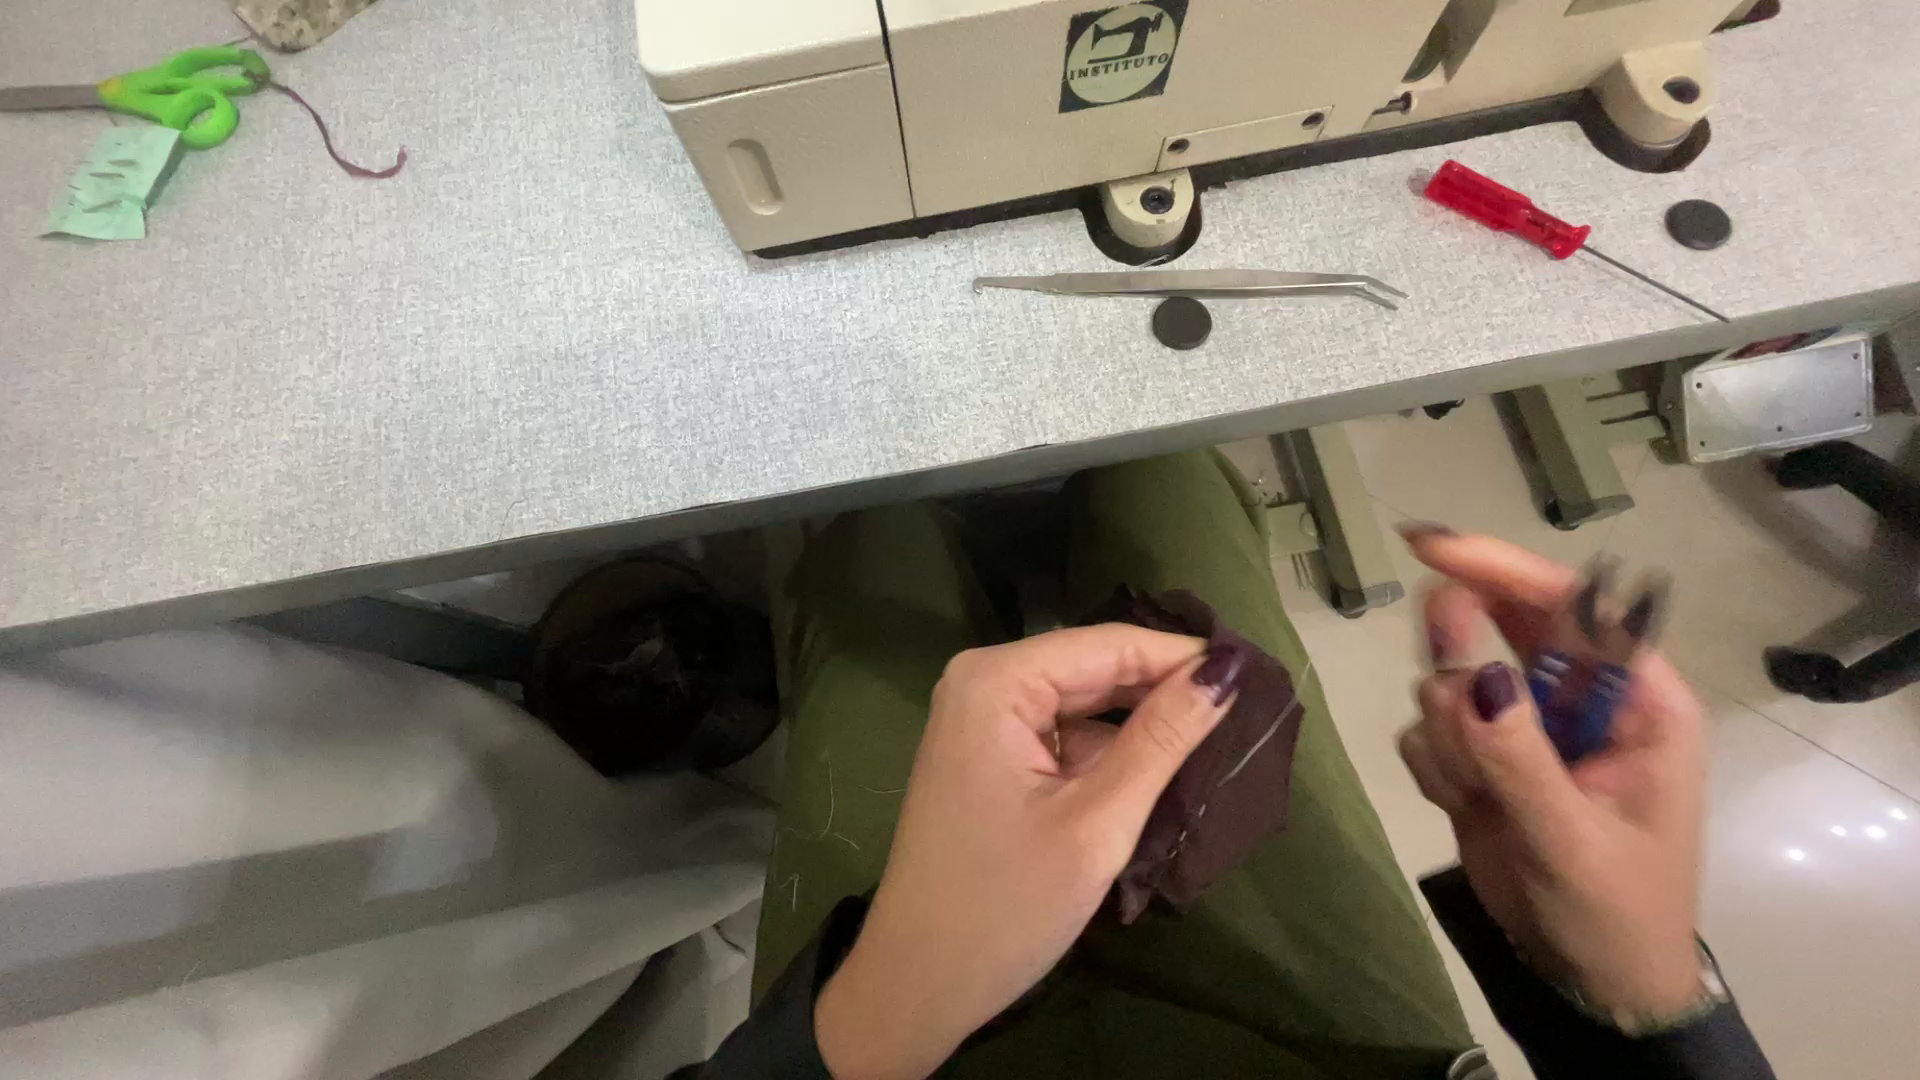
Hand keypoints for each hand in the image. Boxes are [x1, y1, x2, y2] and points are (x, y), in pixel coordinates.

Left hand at [814, 625, 1244, 1079]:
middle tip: (1248, 707)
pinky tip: (1156, 766)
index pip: (1107, 645)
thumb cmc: (1005, 906)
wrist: (917, 982)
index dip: (1183, 655)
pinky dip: (1106, 748)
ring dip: (1139, 721)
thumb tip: (1227, 670)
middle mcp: (982, 679)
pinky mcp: (988, 750)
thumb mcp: (1097, 822)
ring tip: (1217, 735)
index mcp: (996, 680)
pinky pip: (1060, 730)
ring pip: (1080, 700)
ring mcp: (981, 715)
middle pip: (1092, 667)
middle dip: (1163, 688)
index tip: (1257, 674)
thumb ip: (1162, 738)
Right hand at [1396, 529, 1707, 1022]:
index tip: (1430, 548)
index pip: (1572, 607)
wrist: (1580, 970)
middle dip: (1457, 643)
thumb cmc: (1612, 910)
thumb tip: (1468, 680)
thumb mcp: (1572, 840)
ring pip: (1447, 682)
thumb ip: (1519, 758)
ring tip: (1478, 797)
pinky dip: (1432, 764)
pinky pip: (1424, 727)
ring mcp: (1519, 723)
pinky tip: (1464, 805)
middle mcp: (1574, 699)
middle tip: (1433, 654)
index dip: (1502, 568)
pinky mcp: (1475, 750)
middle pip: (1500, 625)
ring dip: (1448, 736)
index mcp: (1637, 705)